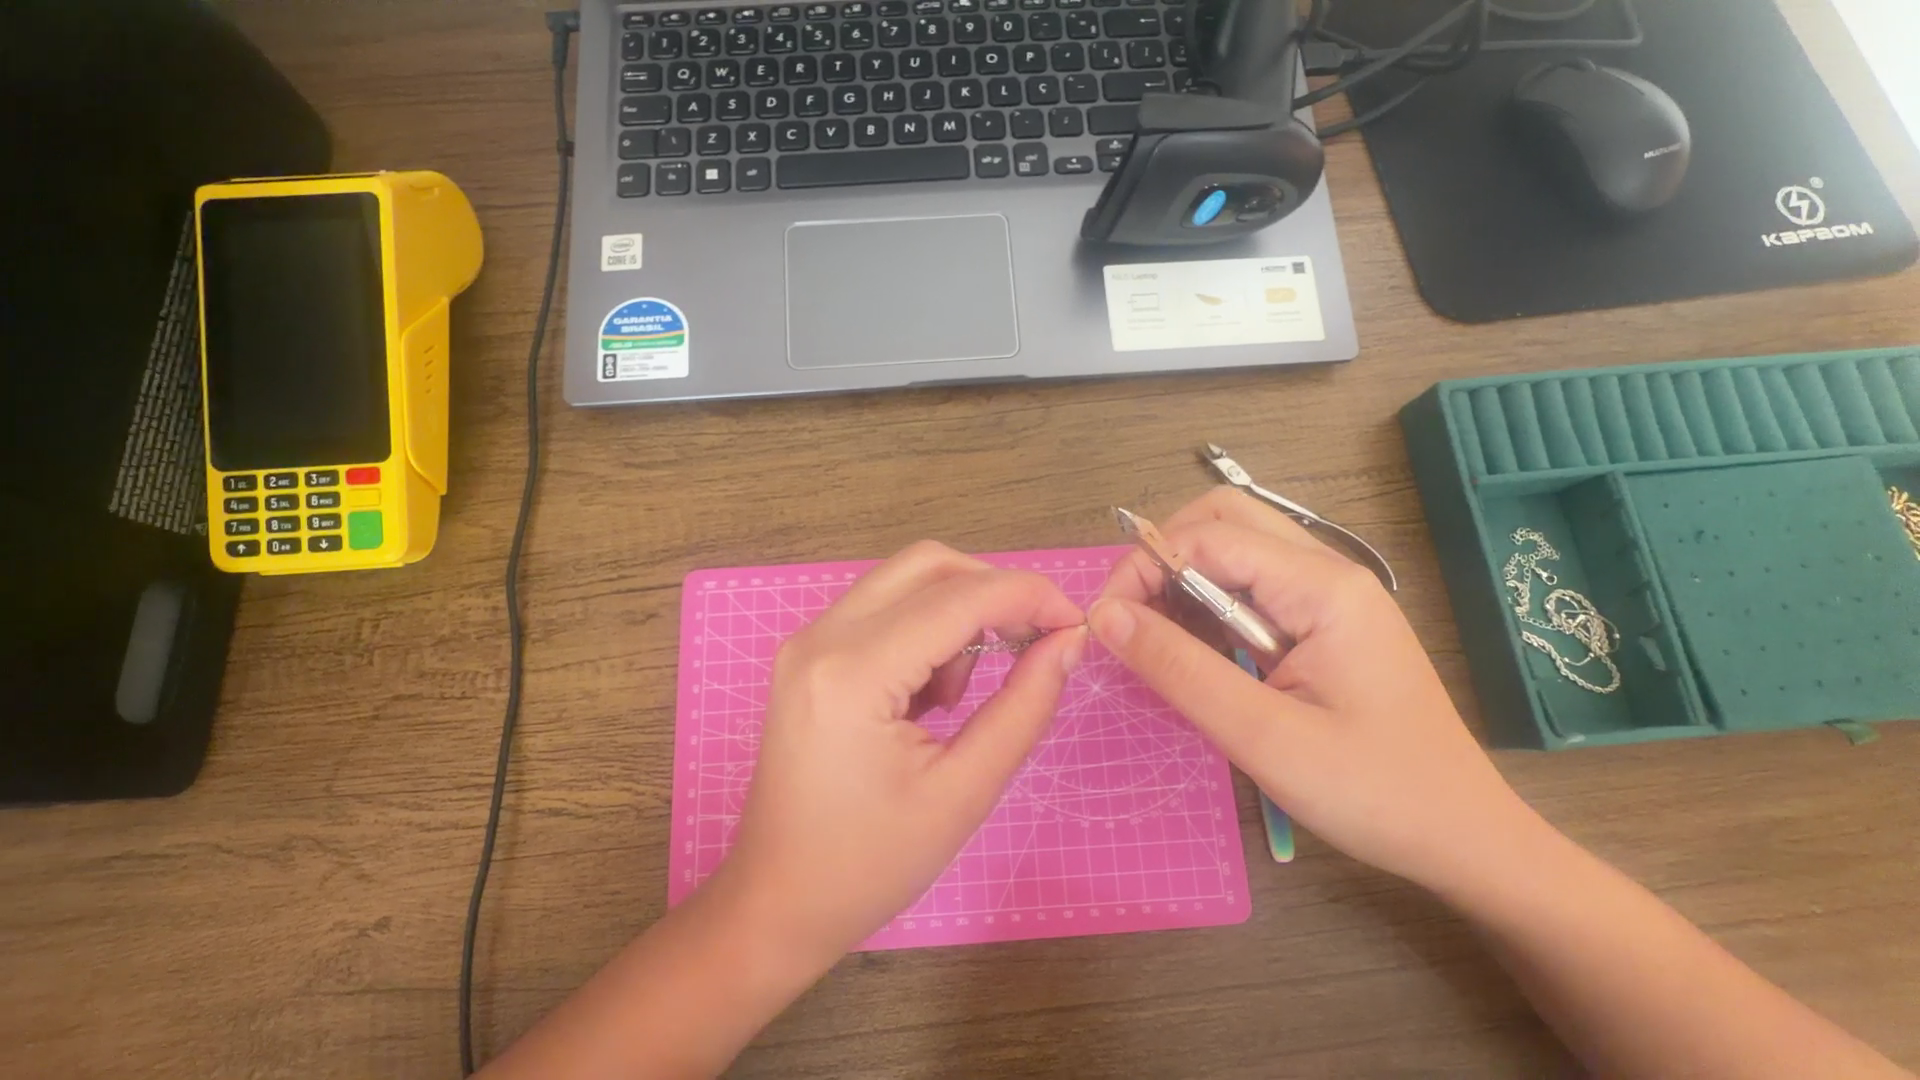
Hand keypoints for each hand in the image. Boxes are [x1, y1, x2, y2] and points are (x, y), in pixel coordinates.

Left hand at [719, 541, 1087, 963]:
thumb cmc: (870, 862)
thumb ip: (1024, 707)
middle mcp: (821, 636)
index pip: (960, 597)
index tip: (1076, 624)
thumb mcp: (964, 792)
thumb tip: (1068, 641)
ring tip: (960, 697)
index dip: (1029, 597)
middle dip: (993, 592)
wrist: (778, 901)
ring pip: (904, 581)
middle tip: (1031, 645)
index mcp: (853, 672)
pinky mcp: (806, 656)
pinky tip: (928, 697)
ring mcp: (806, 641)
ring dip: (956, 614)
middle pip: (928, 564)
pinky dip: (923, 631)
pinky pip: (880, 610)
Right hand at [1092, 489, 1542, 895]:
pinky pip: (1254, 592)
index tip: (1105, 624)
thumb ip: (1180, 669)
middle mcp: (1328, 574)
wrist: (1464, 839)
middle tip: (1129, 621)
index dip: (1144, 567)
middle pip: (1226, 522)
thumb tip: (1104, 616)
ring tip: (1154, 642)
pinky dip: (1209, 609)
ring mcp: (1331, 599)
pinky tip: (1196, 654)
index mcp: (1322, 587)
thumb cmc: (1372, 791)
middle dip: (1163, 558)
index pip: (1210, 538)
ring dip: (1184, 582)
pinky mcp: (1326, 627)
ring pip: (1237, 553)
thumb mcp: (1263, 736)